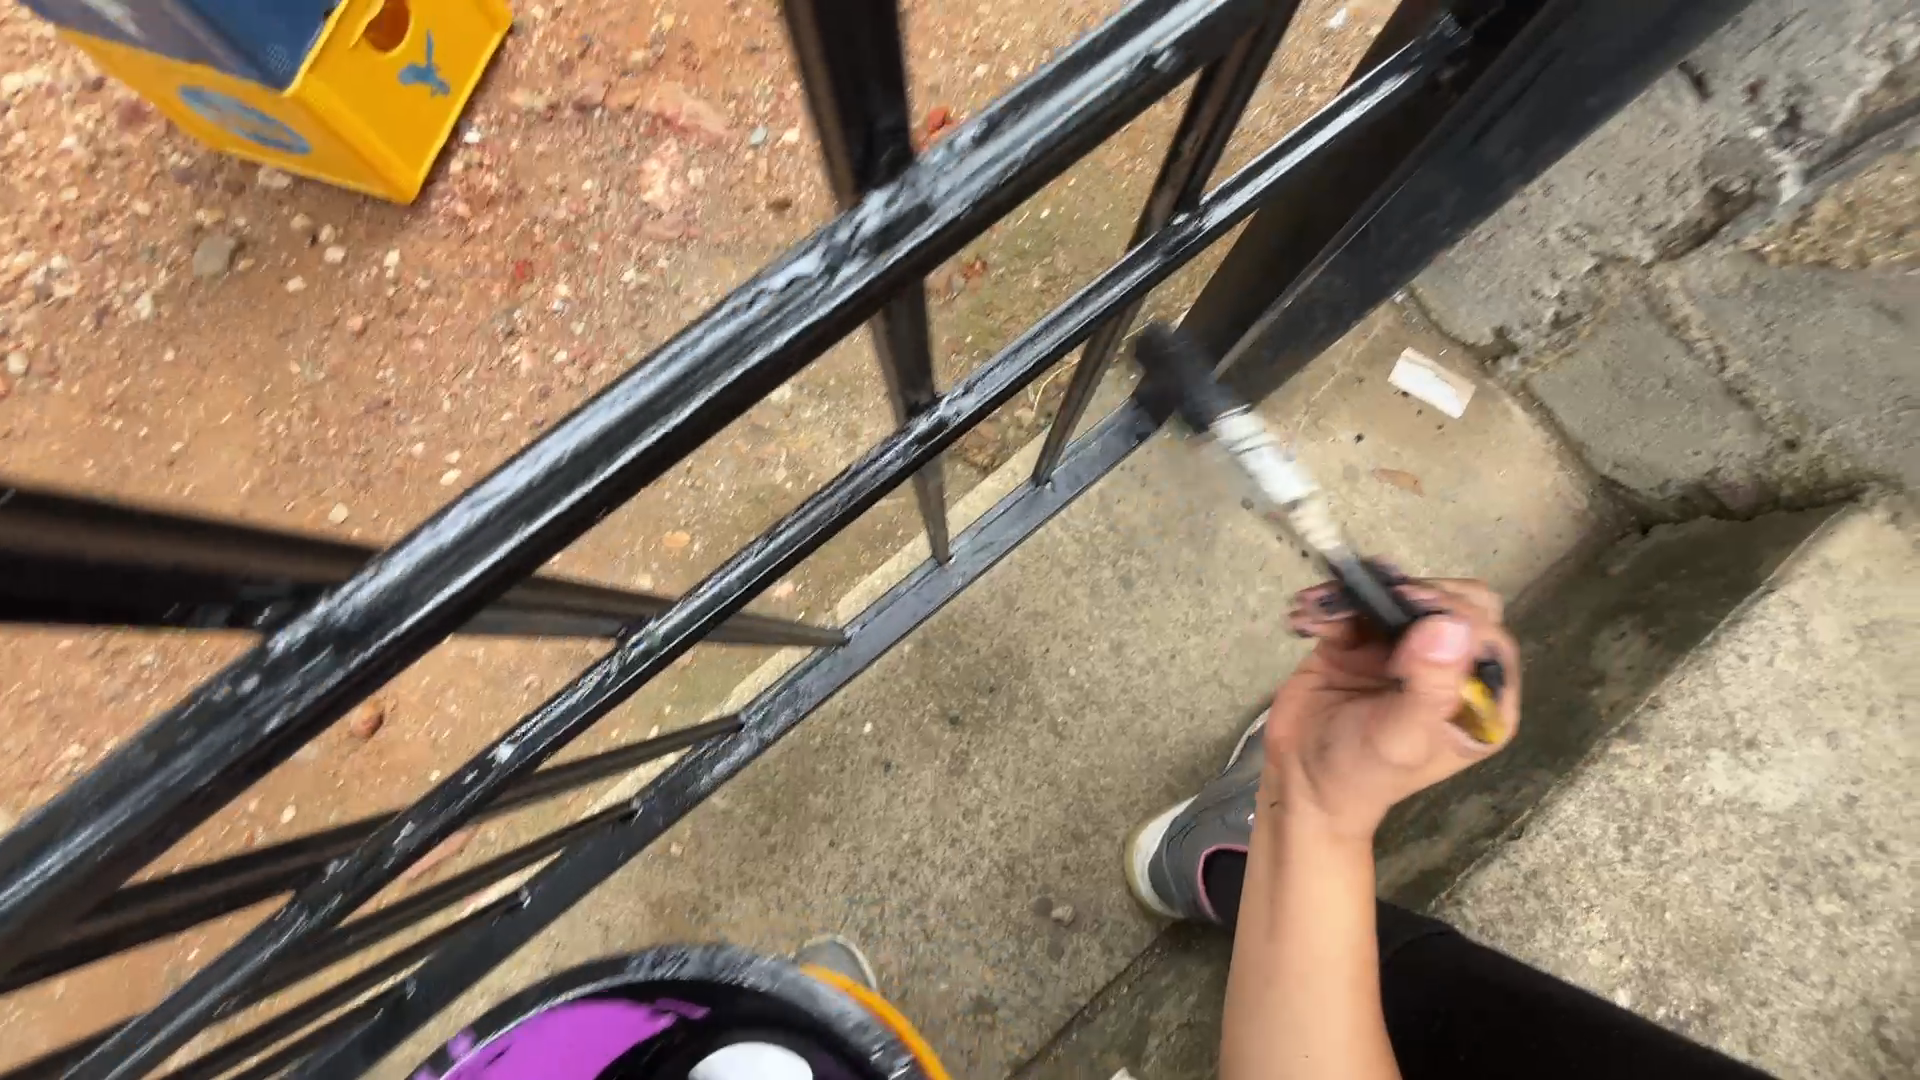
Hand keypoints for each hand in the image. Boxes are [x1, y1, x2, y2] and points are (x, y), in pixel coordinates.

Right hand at [1259, 577, 1520, 841]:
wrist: (1300, 780)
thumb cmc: (1361, 772)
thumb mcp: (1400, 738)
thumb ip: (1429, 687)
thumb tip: (1449, 625)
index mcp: (1476, 696)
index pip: (1484, 635)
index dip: (1453, 611)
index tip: (1409, 604)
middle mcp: (1444, 667)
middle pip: (1448, 603)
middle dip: (1408, 592)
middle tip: (1372, 596)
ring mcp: (1397, 651)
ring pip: (1394, 597)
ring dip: (1355, 592)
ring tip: (1317, 606)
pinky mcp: (1354, 643)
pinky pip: (1349, 607)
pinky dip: (1325, 605)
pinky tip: (1302, 621)